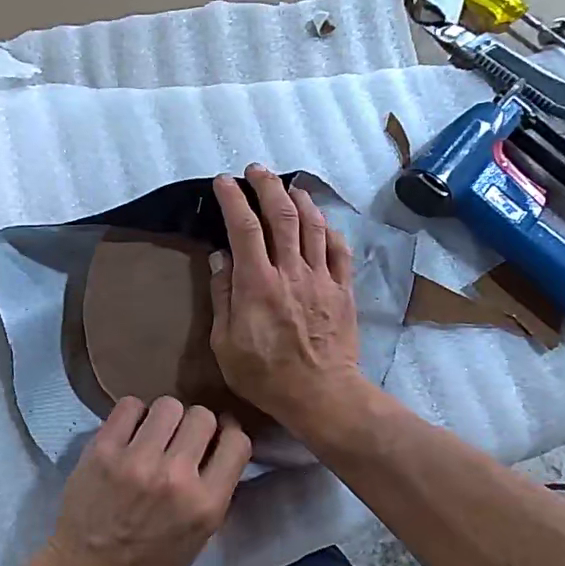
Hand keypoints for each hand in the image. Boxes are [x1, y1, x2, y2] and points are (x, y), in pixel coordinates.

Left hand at [45, 395, 254, 565]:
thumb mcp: (200, 538)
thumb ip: (216, 490)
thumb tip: (222, 445)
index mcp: (205, 505)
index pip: (237, 441)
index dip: (229, 435)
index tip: (217, 438)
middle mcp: (175, 478)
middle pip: (203, 416)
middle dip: (198, 426)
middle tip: (183, 440)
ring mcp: (136, 462)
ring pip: (169, 405)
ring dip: (167, 417)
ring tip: (156, 435)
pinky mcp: (102, 452)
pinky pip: (130, 405)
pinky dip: (134, 414)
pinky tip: (131, 433)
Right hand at [208, 165, 371, 430]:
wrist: (321, 394)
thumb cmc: (266, 375)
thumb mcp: (226, 344)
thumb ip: (223, 297)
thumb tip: (221, 258)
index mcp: (257, 283)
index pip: (243, 227)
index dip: (233, 199)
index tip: (224, 181)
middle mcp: (291, 271)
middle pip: (282, 215)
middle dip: (267, 186)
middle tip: (257, 170)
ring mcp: (321, 278)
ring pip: (313, 226)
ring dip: (301, 200)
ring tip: (290, 186)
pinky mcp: (343, 290)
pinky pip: (339, 250)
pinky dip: (330, 231)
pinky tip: (323, 223)